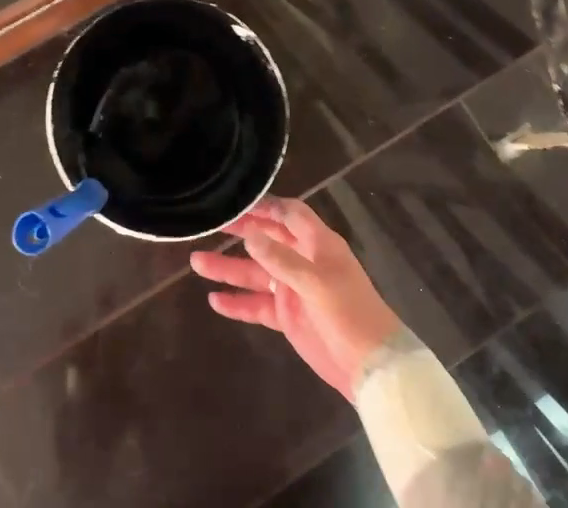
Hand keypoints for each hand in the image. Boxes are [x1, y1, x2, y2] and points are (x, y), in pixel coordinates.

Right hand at [191, 197, 403, 401]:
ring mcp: (294, 291)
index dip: (266, 207)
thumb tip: (250, 235)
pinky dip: (238, 303)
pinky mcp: (288, 317)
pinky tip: (214, 300)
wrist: (371, 366)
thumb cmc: (350, 314)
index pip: (290, 215)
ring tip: (196, 262)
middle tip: (210, 225)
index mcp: (319, 245)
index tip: (236, 202)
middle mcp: (305, 262)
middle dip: (241, 232)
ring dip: (229, 268)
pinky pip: (257, 305)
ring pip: (257, 273)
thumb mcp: (316, 283)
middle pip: (268, 240)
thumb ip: (282, 259)